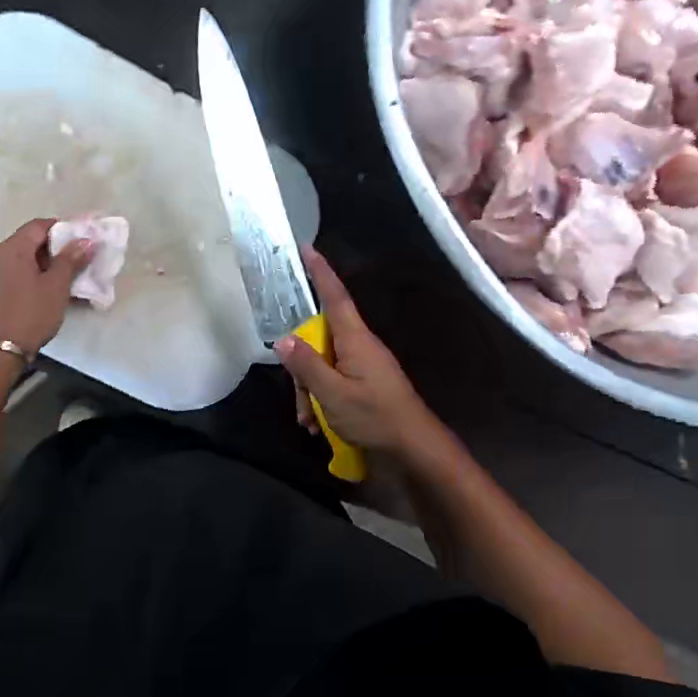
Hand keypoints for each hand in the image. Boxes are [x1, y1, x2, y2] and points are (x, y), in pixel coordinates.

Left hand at [0, 218, 93, 354]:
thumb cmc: (30, 315)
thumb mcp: (56, 288)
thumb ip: (70, 260)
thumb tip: (85, 240)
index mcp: (11, 248)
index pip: (38, 226)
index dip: (62, 229)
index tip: (80, 240)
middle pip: (25, 242)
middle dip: (50, 249)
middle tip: (73, 263)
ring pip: (15, 260)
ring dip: (37, 265)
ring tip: (57, 280)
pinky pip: (6, 274)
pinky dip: (24, 277)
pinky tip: (37, 292)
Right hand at [274, 247, 444, 457]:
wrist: (414, 447)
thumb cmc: (375, 416)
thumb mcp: (333, 394)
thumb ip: (306, 366)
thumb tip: (283, 340)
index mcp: (355, 339)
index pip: (335, 297)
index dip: (320, 273)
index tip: (307, 248)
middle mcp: (359, 346)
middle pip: (319, 341)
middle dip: (302, 370)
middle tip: (302, 403)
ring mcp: (363, 366)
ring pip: (323, 366)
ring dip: (311, 393)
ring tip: (311, 422)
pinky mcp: (365, 385)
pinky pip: (334, 382)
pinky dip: (323, 401)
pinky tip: (320, 426)